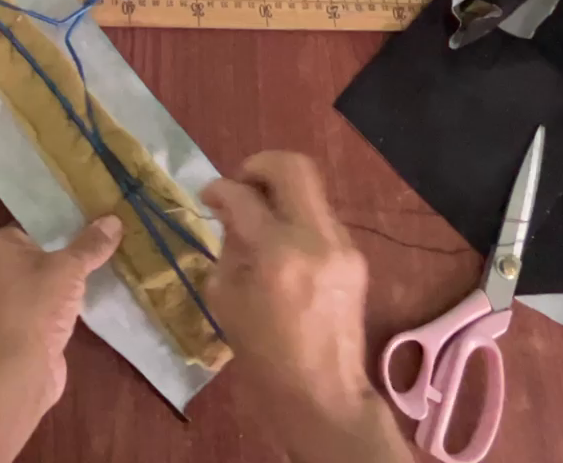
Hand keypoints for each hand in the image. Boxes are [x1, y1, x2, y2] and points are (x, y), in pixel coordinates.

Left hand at [0, 216, 122, 400]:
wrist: (21, 369)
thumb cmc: (36, 305)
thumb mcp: (69, 268)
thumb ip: (90, 244)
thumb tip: (114, 219)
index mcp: (1, 244)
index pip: (35, 221)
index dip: (63, 215)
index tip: (92, 210)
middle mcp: (1, 266)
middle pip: (44, 247)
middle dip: (72, 244)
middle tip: (106, 231)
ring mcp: (13, 295)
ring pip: (49, 274)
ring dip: (73, 272)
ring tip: (108, 255)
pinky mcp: (27, 320)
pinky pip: (53, 297)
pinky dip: (70, 295)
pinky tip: (97, 288)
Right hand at [203, 153, 381, 423]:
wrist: (324, 396)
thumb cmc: (263, 353)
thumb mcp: (227, 294)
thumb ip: (229, 240)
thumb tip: (228, 206)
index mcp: (278, 253)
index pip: (243, 195)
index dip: (219, 188)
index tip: (208, 196)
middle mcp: (316, 239)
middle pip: (292, 167)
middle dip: (258, 166)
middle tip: (240, 186)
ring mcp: (343, 246)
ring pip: (309, 187)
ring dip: (278, 190)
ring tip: (258, 217)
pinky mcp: (355, 256)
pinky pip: (319, 215)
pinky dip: (295, 215)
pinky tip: (281, 242)